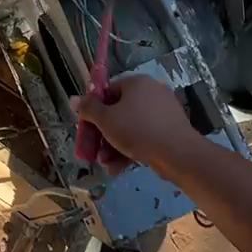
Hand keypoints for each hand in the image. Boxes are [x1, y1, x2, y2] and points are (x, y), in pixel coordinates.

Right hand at [69, 74, 203, 172]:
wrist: (178, 153)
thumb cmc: (137, 130)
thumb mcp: (106, 120)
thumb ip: (88, 109)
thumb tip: (73, 99)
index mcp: (136, 83)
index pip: (108, 91)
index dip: (95, 110)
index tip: (88, 127)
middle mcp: (151, 92)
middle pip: (119, 111)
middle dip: (104, 134)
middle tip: (95, 150)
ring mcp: (163, 111)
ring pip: (131, 127)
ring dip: (114, 146)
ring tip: (106, 163)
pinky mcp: (170, 130)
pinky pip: (145, 136)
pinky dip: (131, 149)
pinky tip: (119, 168)